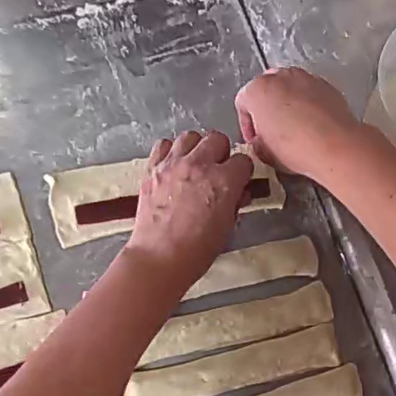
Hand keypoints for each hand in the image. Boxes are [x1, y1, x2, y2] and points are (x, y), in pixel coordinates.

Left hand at [122, 130, 253, 290]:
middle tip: (217, 171)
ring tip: (194, 166)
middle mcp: (199, 165)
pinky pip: (164, 145)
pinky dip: (171, 152)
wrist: (159, 259)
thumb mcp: (227, 227)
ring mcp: (173, 165)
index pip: (242, 161)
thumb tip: (238, 192)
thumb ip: (235, 202)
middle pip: (217, 139)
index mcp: (224, 181)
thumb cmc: (196, 251)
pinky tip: (173, 167)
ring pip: (190, 137)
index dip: (241, 173)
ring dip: (196, 148)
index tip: (237, 182)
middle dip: (221, 154)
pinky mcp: (153, 169)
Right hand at [235, 67, 392, 182]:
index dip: (246, 125)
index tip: (254, 140)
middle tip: (271, 132)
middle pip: (266, 90)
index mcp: (257, 89)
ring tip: (293, 129)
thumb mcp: (263, 153)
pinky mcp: (326, 85)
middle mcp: (280, 76)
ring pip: (289, 88)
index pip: (243, 102)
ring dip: (287, 105)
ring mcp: (305, 77)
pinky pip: (309, 93)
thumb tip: (261, 141)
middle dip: (266, 109)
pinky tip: (311, 126)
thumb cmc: (294, 148)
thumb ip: (256, 141)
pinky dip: (307, 105)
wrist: (334, 145)